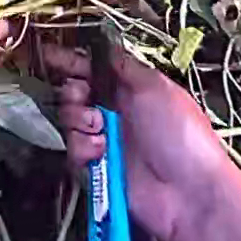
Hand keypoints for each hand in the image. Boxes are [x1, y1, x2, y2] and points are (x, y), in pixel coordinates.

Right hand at [45, 44, 240, 240]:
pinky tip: (100, 151)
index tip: (50, 55)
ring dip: (79, 119)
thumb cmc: (180, 134)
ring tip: (98, 128)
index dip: (72, 60)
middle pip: (75, 91)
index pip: (93, 67)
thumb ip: (124, 64)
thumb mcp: (155, 86)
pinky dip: (83, 147)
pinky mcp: (97, 168)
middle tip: (83, 96)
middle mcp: (115, 112)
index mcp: (130, 89)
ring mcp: (106, 140)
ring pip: (70, 119)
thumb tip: (103, 46)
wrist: (189, 194)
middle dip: (73, 90)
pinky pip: (73, 150)